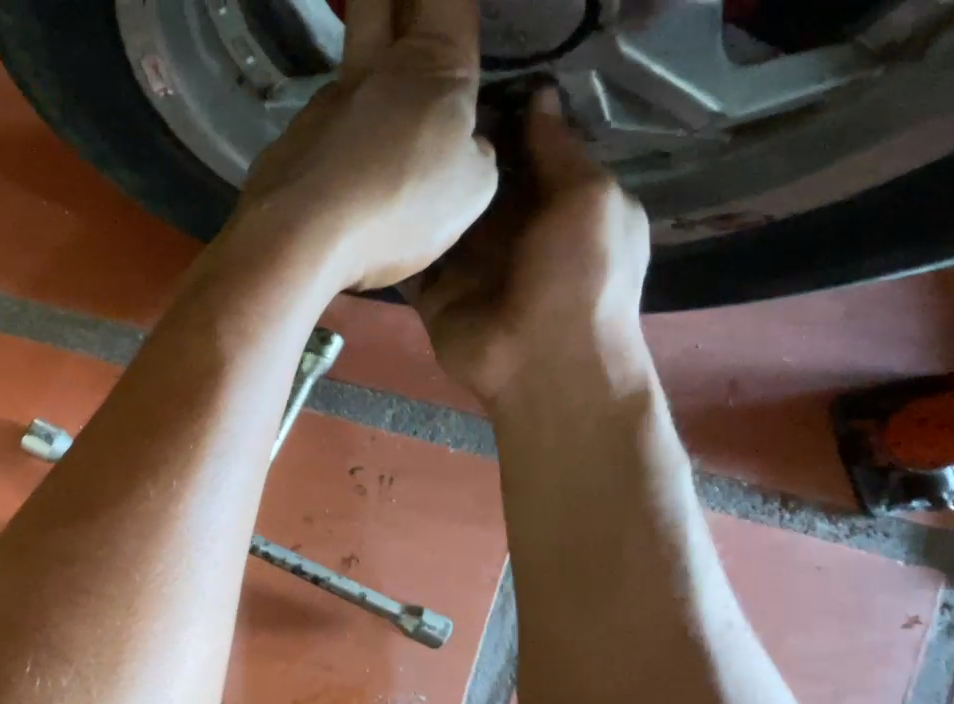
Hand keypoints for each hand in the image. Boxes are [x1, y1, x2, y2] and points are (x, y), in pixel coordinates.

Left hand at [232, 0, 497, 291]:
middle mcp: (366, 77)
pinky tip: (327, 193)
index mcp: (430, 69)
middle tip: (386, 8)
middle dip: (382, 3)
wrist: (290, 247)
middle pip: (373, 12)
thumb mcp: (471, 189)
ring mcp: (314, 114)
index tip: (437, 1)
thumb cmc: (396, 210)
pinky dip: (324, 159)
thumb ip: (472, 156)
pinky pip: (311, 146)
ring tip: (369, 139)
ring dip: (356, 96)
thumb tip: (461, 148)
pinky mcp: (279, 153)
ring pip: (342, 87)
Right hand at [407, 89, 652, 407]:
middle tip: (412, 120)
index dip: (499, 122)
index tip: (463, 91)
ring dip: (416, 196)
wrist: (542, 361)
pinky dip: (390, 242)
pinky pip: (409, 263)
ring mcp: (469, 264)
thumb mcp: (588, 198)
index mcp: (558, 202)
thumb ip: (558, 150)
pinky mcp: (434, 294)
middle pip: (475, 185)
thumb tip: (536, 95)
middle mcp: (510, 229)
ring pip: (438, 220)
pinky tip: (364, 211)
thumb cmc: (580, 274)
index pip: (525, 151)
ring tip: (380, 155)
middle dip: (451, 158)